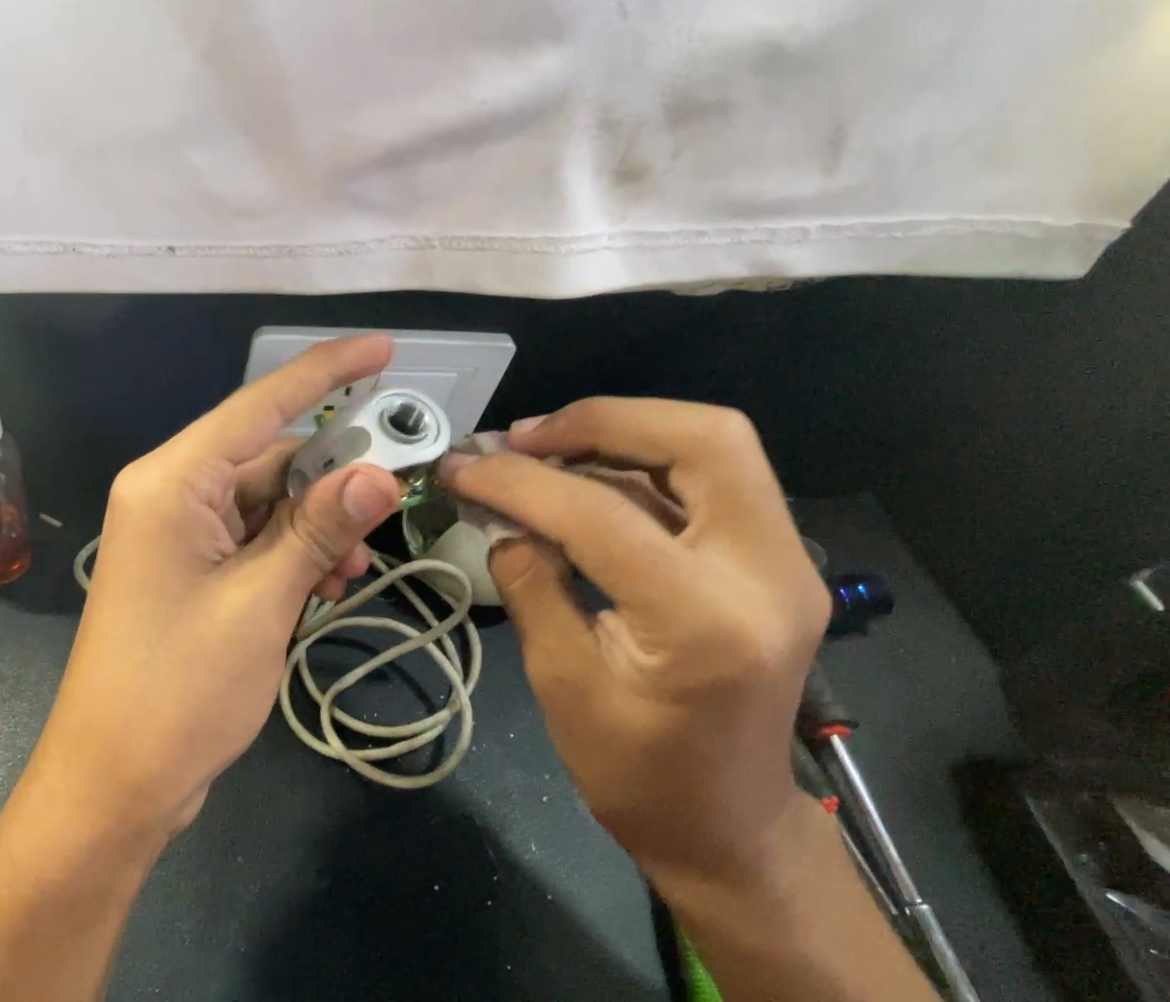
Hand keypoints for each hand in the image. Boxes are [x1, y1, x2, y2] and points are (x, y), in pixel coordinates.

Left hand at [40, 335, 404, 832]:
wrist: (114, 781)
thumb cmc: (178, 690)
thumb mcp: (260, 603)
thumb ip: (318, 530)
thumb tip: (380, 473)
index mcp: (171, 482)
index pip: (258, 406)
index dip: (324, 373)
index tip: (383, 348)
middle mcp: (169, 494)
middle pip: (268, 456)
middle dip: (333, 475)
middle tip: (398, 493)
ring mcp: (178, 536)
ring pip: (267, 502)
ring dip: (318, 525)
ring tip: (357, 568)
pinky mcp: (189, 572)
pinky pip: (253, 540)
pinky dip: (294, 553)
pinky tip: (330, 584)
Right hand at [441, 398, 829, 882]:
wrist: (725, 824)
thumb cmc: (634, 773)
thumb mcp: (561, 682)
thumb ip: (531, 583)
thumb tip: (501, 515)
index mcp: (705, 621)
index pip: (601, 514)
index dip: (519, 481)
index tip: (461, 468)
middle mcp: (768, 574)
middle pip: (705, 438)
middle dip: (602, 421)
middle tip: (524, 438)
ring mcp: (785, 563)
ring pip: (715, 448)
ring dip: (621, 435)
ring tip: (540, 449)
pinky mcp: (774, 562)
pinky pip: (709, 483)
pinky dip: (639, 467)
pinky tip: (580, 482)